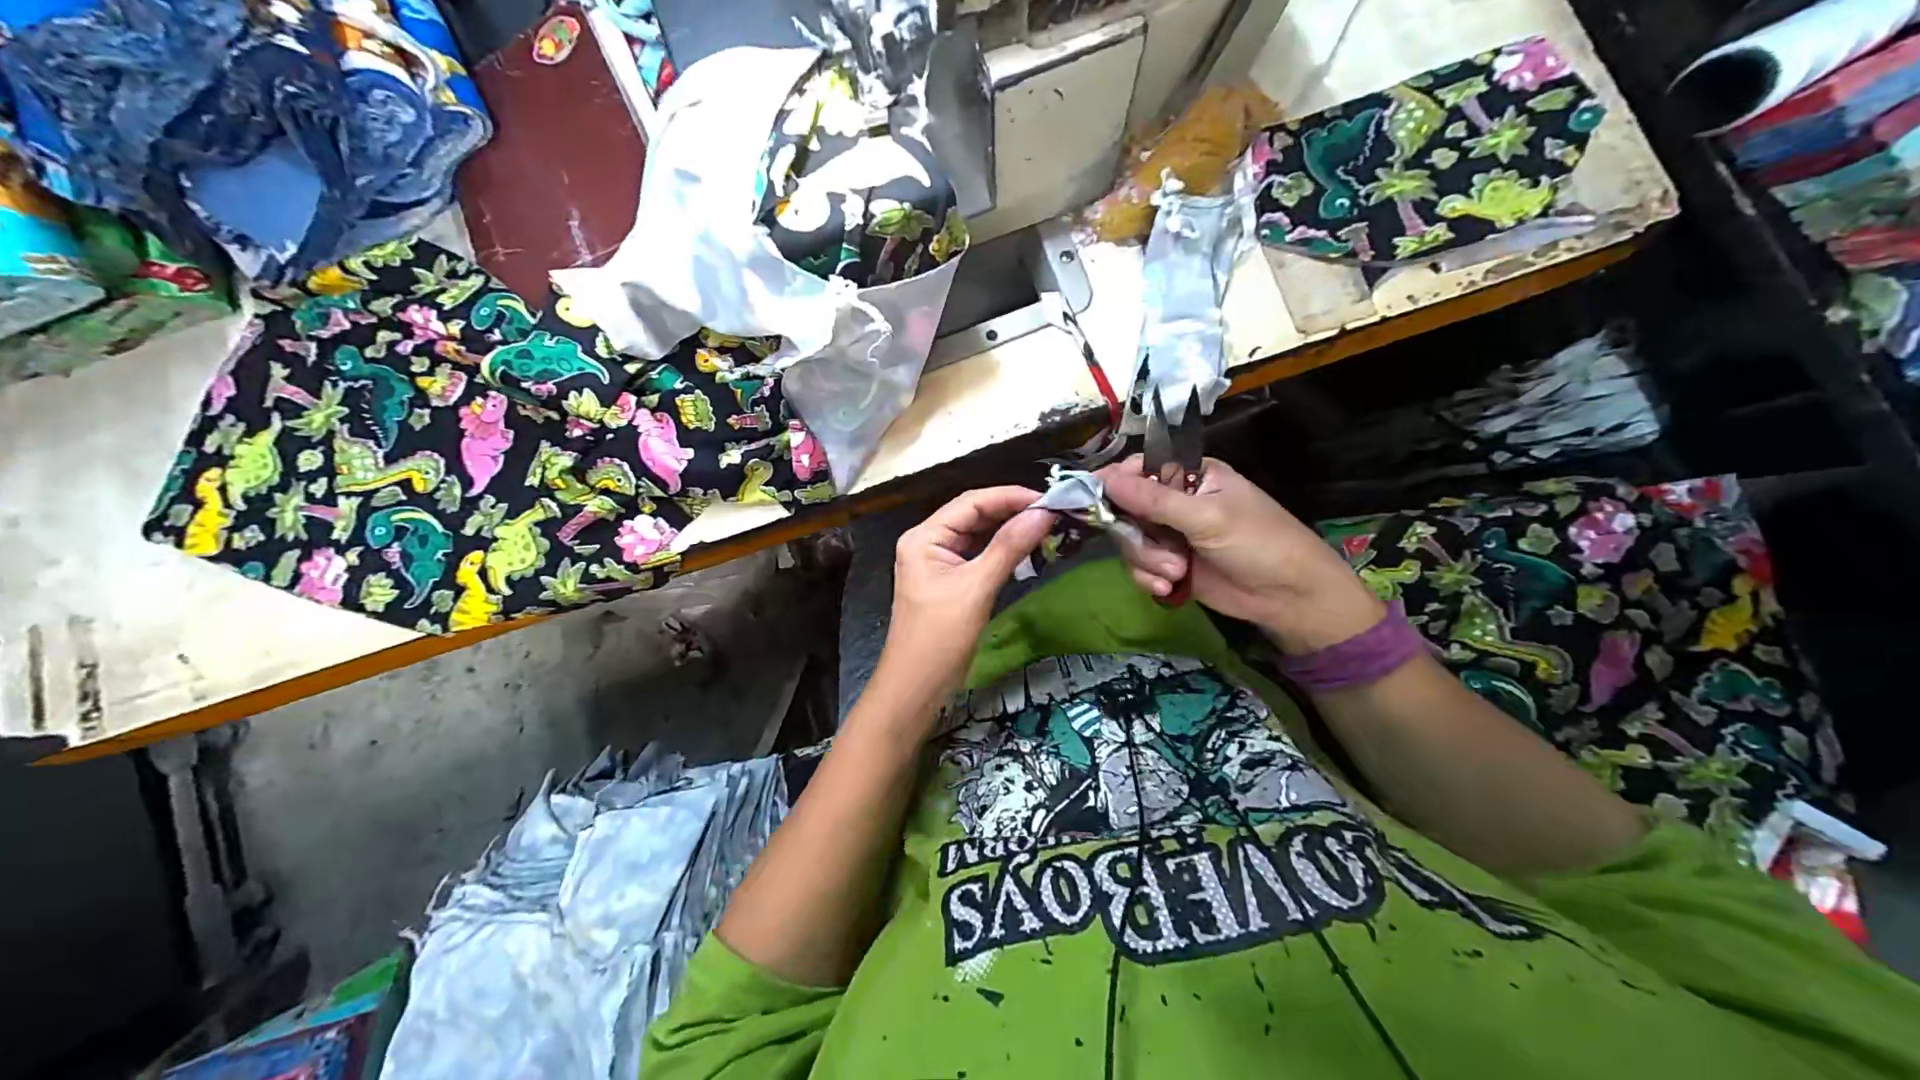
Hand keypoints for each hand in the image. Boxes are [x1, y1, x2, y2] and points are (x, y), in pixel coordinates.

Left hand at [875, 486, 1055, 724]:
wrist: (916, 688)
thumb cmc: (940, 639)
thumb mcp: (977, 589)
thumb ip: (1009, 547)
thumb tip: (1044, 513)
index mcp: (924, 537)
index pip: (972, 502)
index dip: (1011, 496)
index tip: (1050, 499)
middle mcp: (928, 542)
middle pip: (975, 514)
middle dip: (1013, 511)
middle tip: (1055, 512)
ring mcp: (939, 562)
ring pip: (980, 535)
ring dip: (1011, 530)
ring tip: (1048, 527)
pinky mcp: (951, 581)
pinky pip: (980, 556)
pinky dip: (1004, 551)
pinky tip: (1028, 550)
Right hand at [1097, 456, 1383, 654]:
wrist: (1287, 598)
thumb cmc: (1258, 543)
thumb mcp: (1207, 517)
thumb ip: (1154, 500)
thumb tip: (1104, 478)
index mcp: (1187, 476)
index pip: (1136, 470)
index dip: (1113, 484)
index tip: (1091, 501)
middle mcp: (1174, 502)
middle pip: (1125, 510)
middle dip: (1138, 537)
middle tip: (1162, 554)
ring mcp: (1170, 535)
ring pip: (1129, 542)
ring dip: (1147, 562)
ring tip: (1176, 575)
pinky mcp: (1169, 565)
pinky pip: (1138, 567)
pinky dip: (1149, 579)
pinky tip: (1170, 589)